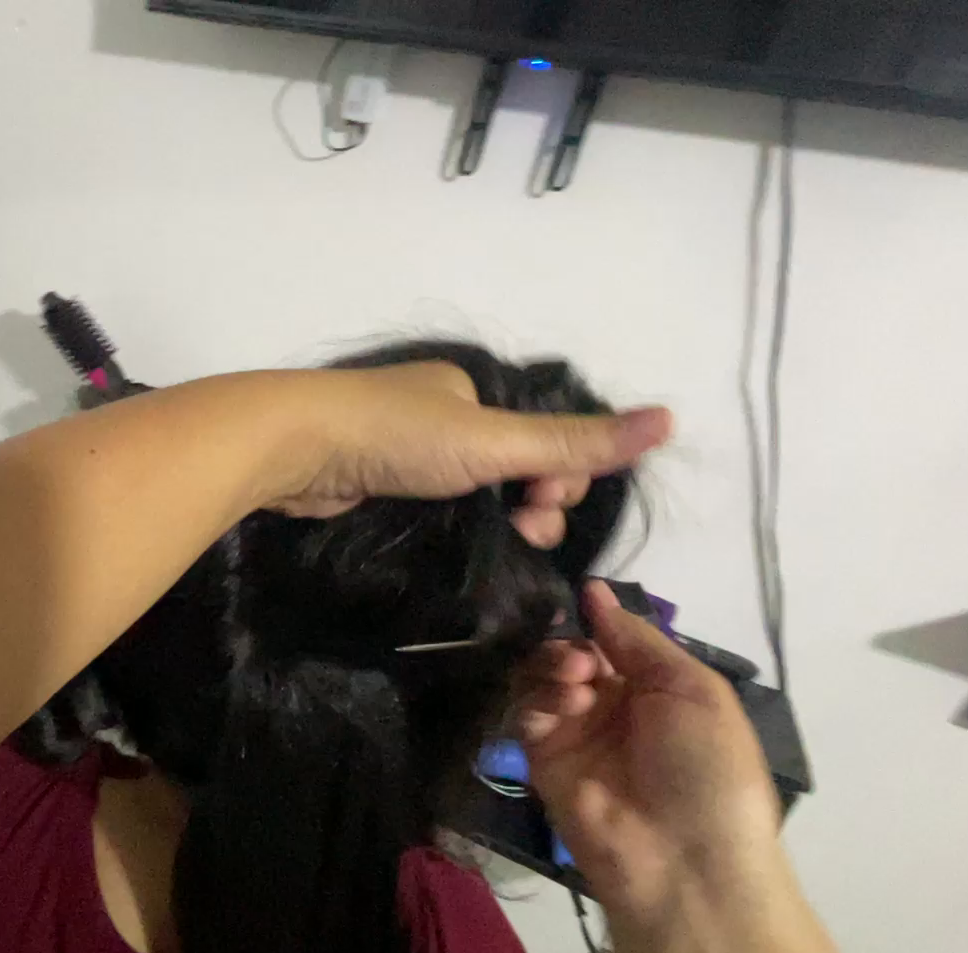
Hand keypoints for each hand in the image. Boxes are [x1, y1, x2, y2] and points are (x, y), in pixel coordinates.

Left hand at [265, 362, 670, 548]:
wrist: (297, 447)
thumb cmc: (398, 436)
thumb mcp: (492, 441)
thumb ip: (572, 440)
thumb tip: (670, 419)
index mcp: (471, 393)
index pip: (540, 440)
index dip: (557, 477)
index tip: (544, 505)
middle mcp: (440, 415)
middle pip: (508, 468)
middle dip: (530, 501)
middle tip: (524, 526)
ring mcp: (403, 450)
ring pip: (470, 492)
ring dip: (496, 518)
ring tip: (505, 540)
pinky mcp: (374, 481)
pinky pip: (431, 505)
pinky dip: (451, 524)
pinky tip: (457, 544)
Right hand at [515, 582, 784, 920]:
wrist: (683, 859)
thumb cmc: (707, 768)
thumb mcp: (693, 690)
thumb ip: (637, 638)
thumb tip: (593, 589)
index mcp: (654, 689)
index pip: (610, 640)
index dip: (594, 620)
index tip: (578, 596)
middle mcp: (610, 706)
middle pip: (569, 653)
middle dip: (570, 646)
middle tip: (581, 661)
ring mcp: (573, 732)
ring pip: (540, 677)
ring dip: (552, 667)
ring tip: (576, 683)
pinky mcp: (540, 757)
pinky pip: (523, 711)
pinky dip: (535, 698)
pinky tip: (562, 706)